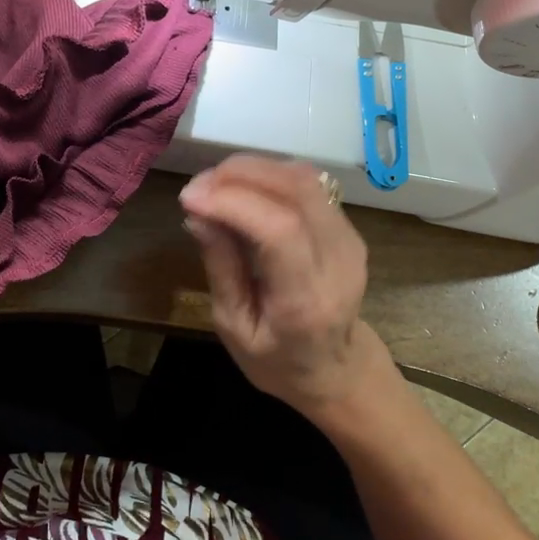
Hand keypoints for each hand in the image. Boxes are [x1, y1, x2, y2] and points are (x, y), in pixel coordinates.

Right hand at [179, 154, 386, 417]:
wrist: (335, 370)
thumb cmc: (276, 359)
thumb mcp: (234, 326)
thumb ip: (220, 267)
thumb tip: (197, 214)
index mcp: (306, 300)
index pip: (279, 230)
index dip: (231, 202)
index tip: (189, 197)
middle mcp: (338, 261)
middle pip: (296, 190)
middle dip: (239, 174)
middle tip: (196, 186)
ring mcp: (349, 240)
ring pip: (303, 179)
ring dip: (253, 169)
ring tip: (213, 185)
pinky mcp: (347, 227)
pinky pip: (307, 185)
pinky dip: (268, 177)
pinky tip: (239, 190)